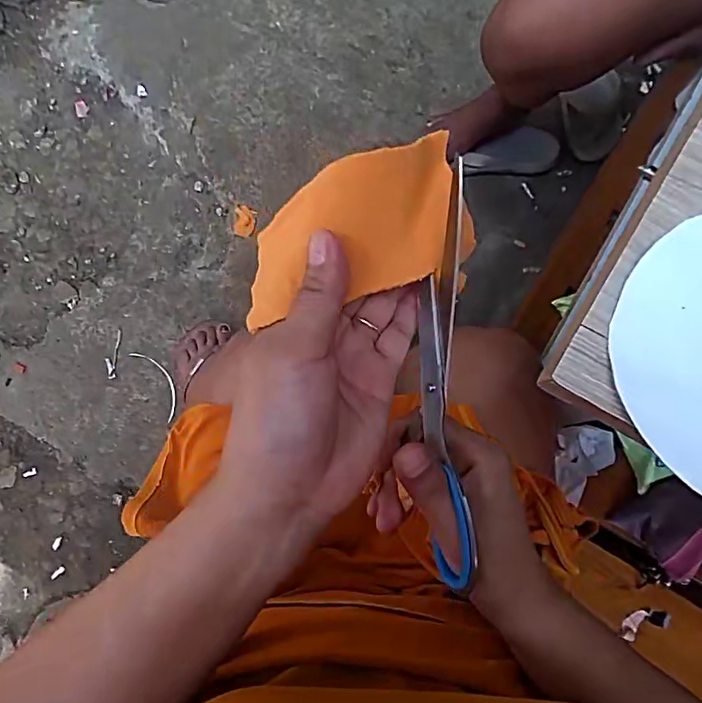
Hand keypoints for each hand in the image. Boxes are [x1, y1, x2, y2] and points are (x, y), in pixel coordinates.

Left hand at [216, 230, 419, 538]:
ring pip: (380, 312)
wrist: (292, 489)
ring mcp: (353, 360)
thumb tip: (325, 237)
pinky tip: (424, 289)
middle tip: (407, 224)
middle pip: (356, 291)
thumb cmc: (277, 416)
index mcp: (291, 323)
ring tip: (422, 247)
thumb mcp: (294, 349)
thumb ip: (319, 297)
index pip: (320, 275)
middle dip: (378, 262)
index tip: (367, 213)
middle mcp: (323, 337)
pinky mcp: (379, 383)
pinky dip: (411, 317)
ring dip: (399, 284)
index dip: (343, 247)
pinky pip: (397, 342)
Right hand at [366, 417, 537, 584]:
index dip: (396, 443)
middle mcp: (478, 454)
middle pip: (420, 441)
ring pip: (420, 461)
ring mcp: (472, 471)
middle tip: (380, 512)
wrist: (516, 598)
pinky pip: (428, 478)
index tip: (377, 475)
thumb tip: (402, 448)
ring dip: (396, 487)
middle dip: (394, 472)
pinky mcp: (465, 488)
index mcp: (481, 455)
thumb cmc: (486, 566)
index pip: (427, 422)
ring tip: (385, 523)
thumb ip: (428, 486)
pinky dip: (408, 495)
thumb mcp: (451, 527)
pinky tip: (394, 520)